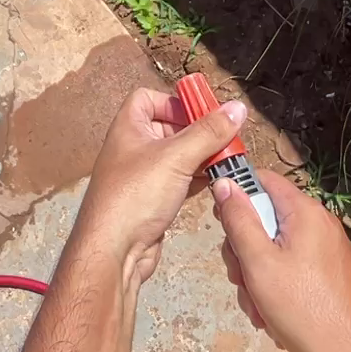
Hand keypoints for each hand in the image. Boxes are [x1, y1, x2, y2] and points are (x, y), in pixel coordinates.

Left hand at [67, 87, 247, 286]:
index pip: (148, 98)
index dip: (174, 102)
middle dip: (197, 131)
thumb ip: (208, 132)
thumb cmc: (134, 197)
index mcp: (129, 127)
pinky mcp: (152, 200)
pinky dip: (197, 178)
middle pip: (169, 127)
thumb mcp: (176, 157)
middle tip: (225, 137)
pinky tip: (216, 182)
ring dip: (201, 156)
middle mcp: (133, 148)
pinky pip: (179, 180)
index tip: (201, 112)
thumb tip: (236, 108)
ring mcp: (142, 176)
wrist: (113, 253)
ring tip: (227, 160)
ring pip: (177, 156)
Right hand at [212, 169, 350, 351]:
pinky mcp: (328, 274)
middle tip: (243, 281)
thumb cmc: (306, 310)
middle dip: (245, 250)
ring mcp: (325, 250)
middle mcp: (317, 223)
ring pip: (274, 248)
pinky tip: (275, 316)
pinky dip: (277, 287)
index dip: (235, 195)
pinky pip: (291, 267)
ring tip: (261, 309)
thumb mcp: (260, 264)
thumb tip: (225, 182)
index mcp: (304, 211)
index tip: (220, 223)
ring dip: (258, 276)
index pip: (261, 180)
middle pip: (265, 218)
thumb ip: (239, 220)